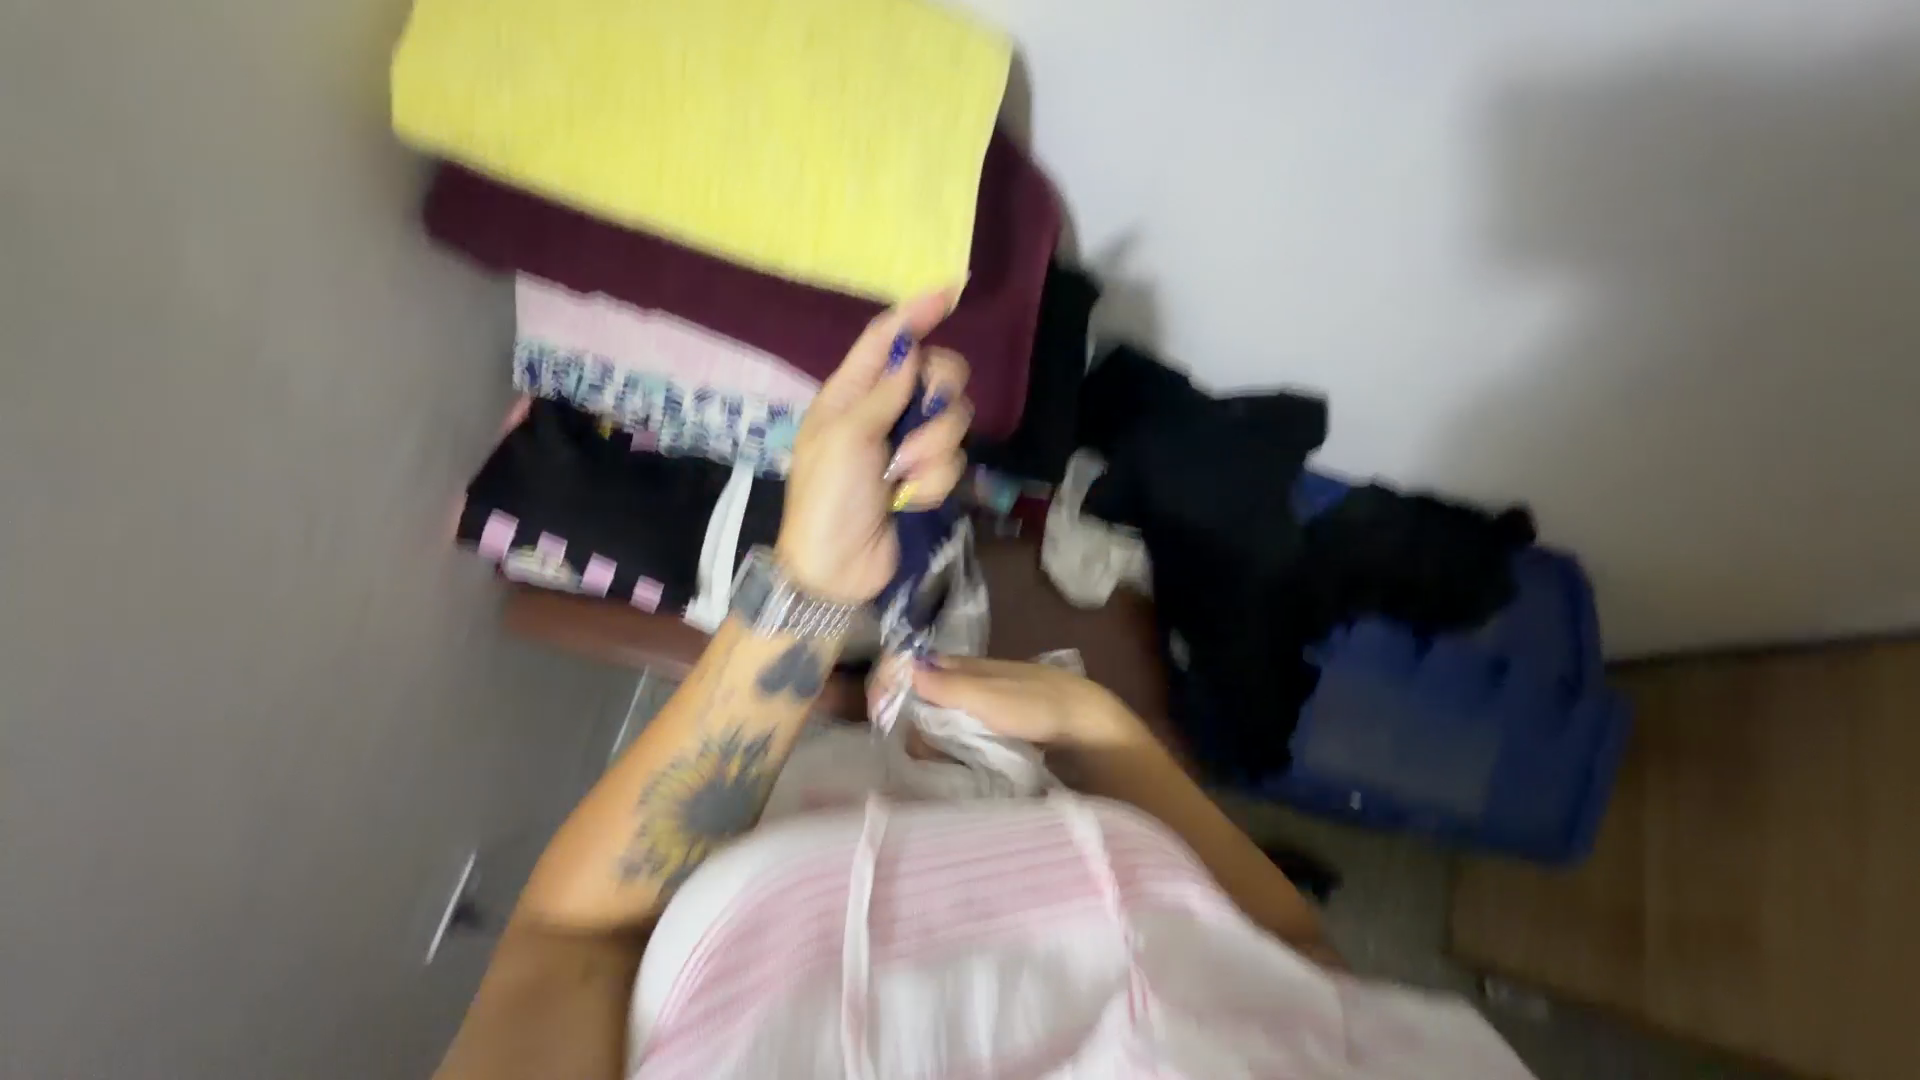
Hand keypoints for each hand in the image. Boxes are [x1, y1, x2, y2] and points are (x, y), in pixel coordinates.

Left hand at [776, 290, 973, 603]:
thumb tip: (911, 355)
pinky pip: (952, 462)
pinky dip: (934, 481)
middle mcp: (883, 412)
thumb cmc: (826, 498)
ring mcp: (907, 447)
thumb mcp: (844, 437)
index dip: (914, 314)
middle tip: (925, 413)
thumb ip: (882, 393)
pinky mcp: (926, 478)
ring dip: (933, 448)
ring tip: (903, 475)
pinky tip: (910, 499)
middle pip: (934, 374)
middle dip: (939, 393)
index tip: (947, 293)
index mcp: (850, 394)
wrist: (836, 568)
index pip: (886, 340)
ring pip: (951, 421)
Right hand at [910, 657, 1148, 747]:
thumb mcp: (993, 697)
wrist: (1091, 731)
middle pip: (923, 697)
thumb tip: (904, 668)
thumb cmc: (1041, 707)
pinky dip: (949, 750)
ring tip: (930, 765)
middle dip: (908, 720)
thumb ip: (951, 686)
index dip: (893, 684)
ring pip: (939, 719)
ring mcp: (983, 707)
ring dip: (929, 740)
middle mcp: (970, 683)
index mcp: (966, 666)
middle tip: (911, 752)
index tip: (880, 715)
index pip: (915, 667)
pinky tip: (952, 767)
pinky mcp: (996, 731)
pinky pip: (958, 737)